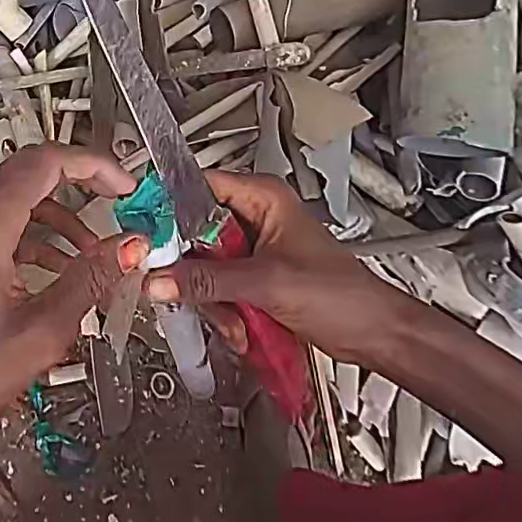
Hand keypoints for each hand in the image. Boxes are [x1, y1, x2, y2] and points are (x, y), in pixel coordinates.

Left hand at [0, 146, 140, 521]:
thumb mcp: (41, 330)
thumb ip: (91, 279)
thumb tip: (131, 247)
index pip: (47, 162)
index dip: (95, 165)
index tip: (128, 185)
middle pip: (32, 170)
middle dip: (83, 183)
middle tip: (120, 204)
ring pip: (19, 195)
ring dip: (61, 214)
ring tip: (95, 252)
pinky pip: (3, 220)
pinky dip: (37, 233)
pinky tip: (61, 268)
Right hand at [143, 170, 413, 365]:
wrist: (374, 335)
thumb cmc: (344, 296)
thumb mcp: (268, 283)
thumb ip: (209, 281)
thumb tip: (161, 279)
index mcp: (261, 198)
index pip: (196, 187)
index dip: (167, 209)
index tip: (147, 235)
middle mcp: (252, 218)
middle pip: (191, 231)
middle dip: (193, 270)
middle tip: (188, 289)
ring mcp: (249, 249)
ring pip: (200, 263)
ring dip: (209, 297)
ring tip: (234, 320)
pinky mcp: (249, 275)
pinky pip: (214, 285)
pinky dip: (220, 308)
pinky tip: (240, 327)